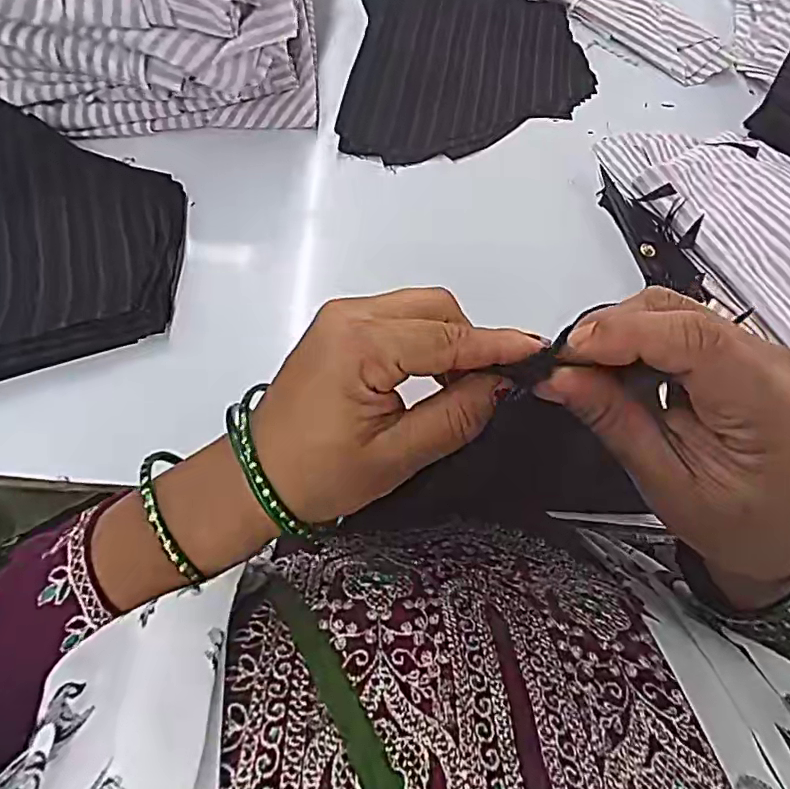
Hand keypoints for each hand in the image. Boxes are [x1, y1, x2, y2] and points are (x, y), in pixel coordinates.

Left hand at [252, 288, 542, 524]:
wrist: (257, 479)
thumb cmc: (307, 473)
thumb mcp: (396, 455)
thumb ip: (456, 415)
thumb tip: (498, 385)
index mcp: (359, 345)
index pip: (448, 336)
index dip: (497, 346)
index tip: (532, 351)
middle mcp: (348, 318)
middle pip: (437, 309)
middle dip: (472, 342)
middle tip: (492, 384)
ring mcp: (342, 319)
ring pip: (421, 309)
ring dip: (450, 341)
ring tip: (460, 387)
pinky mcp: (341, 327)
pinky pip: (400, 318)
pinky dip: (426, 341)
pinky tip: (433, 375)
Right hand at [536, 288, 789, 608]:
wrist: (773, 534)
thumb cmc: (738, 524)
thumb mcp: (665, 483)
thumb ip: (613, 420)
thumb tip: (564, 378)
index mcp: (772, 407)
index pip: (694, 338)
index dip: (625, 332)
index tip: (574, 350)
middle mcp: (778, 368)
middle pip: (680, 314)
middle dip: (614, 330)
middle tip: (571, 363)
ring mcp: (765, 352)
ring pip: (676, 310)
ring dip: (624, 332)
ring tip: (594, 371)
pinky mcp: (744, 348)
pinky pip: (683, 322)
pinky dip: (642, 338)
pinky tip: (625, 368)